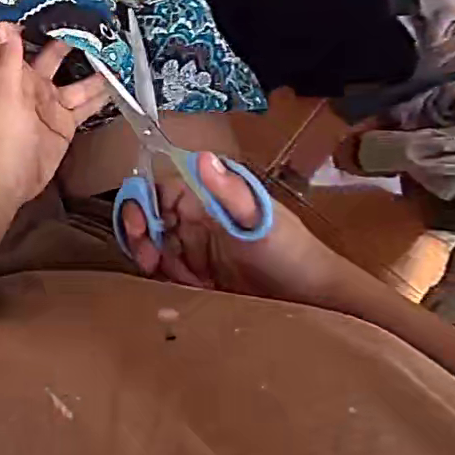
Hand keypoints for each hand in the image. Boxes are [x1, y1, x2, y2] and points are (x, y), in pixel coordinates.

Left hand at [0, 22, 109, 204]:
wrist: (7, 182)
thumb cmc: (0, 138)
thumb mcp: (4, 95)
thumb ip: (8, 60)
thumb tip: (4, 24)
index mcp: (17, 77)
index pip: (29, 45)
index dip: (42, 27)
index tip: (61, 5)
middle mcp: (35, 88)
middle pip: (58, 60)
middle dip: (75, 44)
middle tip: (97, 24)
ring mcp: (52, 108)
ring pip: (78, 83)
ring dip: (96, 71)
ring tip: (118, 52)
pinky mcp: (66, 126)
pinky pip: (86, 107)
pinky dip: (101, 98)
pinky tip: (117, 85)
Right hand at [122, 153, 375, 307]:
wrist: (315, 299)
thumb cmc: (291, 252)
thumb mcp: (260, 220)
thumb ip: (229, 191)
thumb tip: (201, 156)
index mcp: (208, 196)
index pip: (159, 190)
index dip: (141, 203)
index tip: (139, 229)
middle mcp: (198, 217)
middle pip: (150, 219)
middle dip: (141, 239)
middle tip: (150, 263)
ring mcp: (199, 246)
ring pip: (156, 247)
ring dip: (158, 263)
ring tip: (184, 280)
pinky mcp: (201, 274)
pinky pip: (170, 272)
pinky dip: (170, 280)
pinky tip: (191, 289)